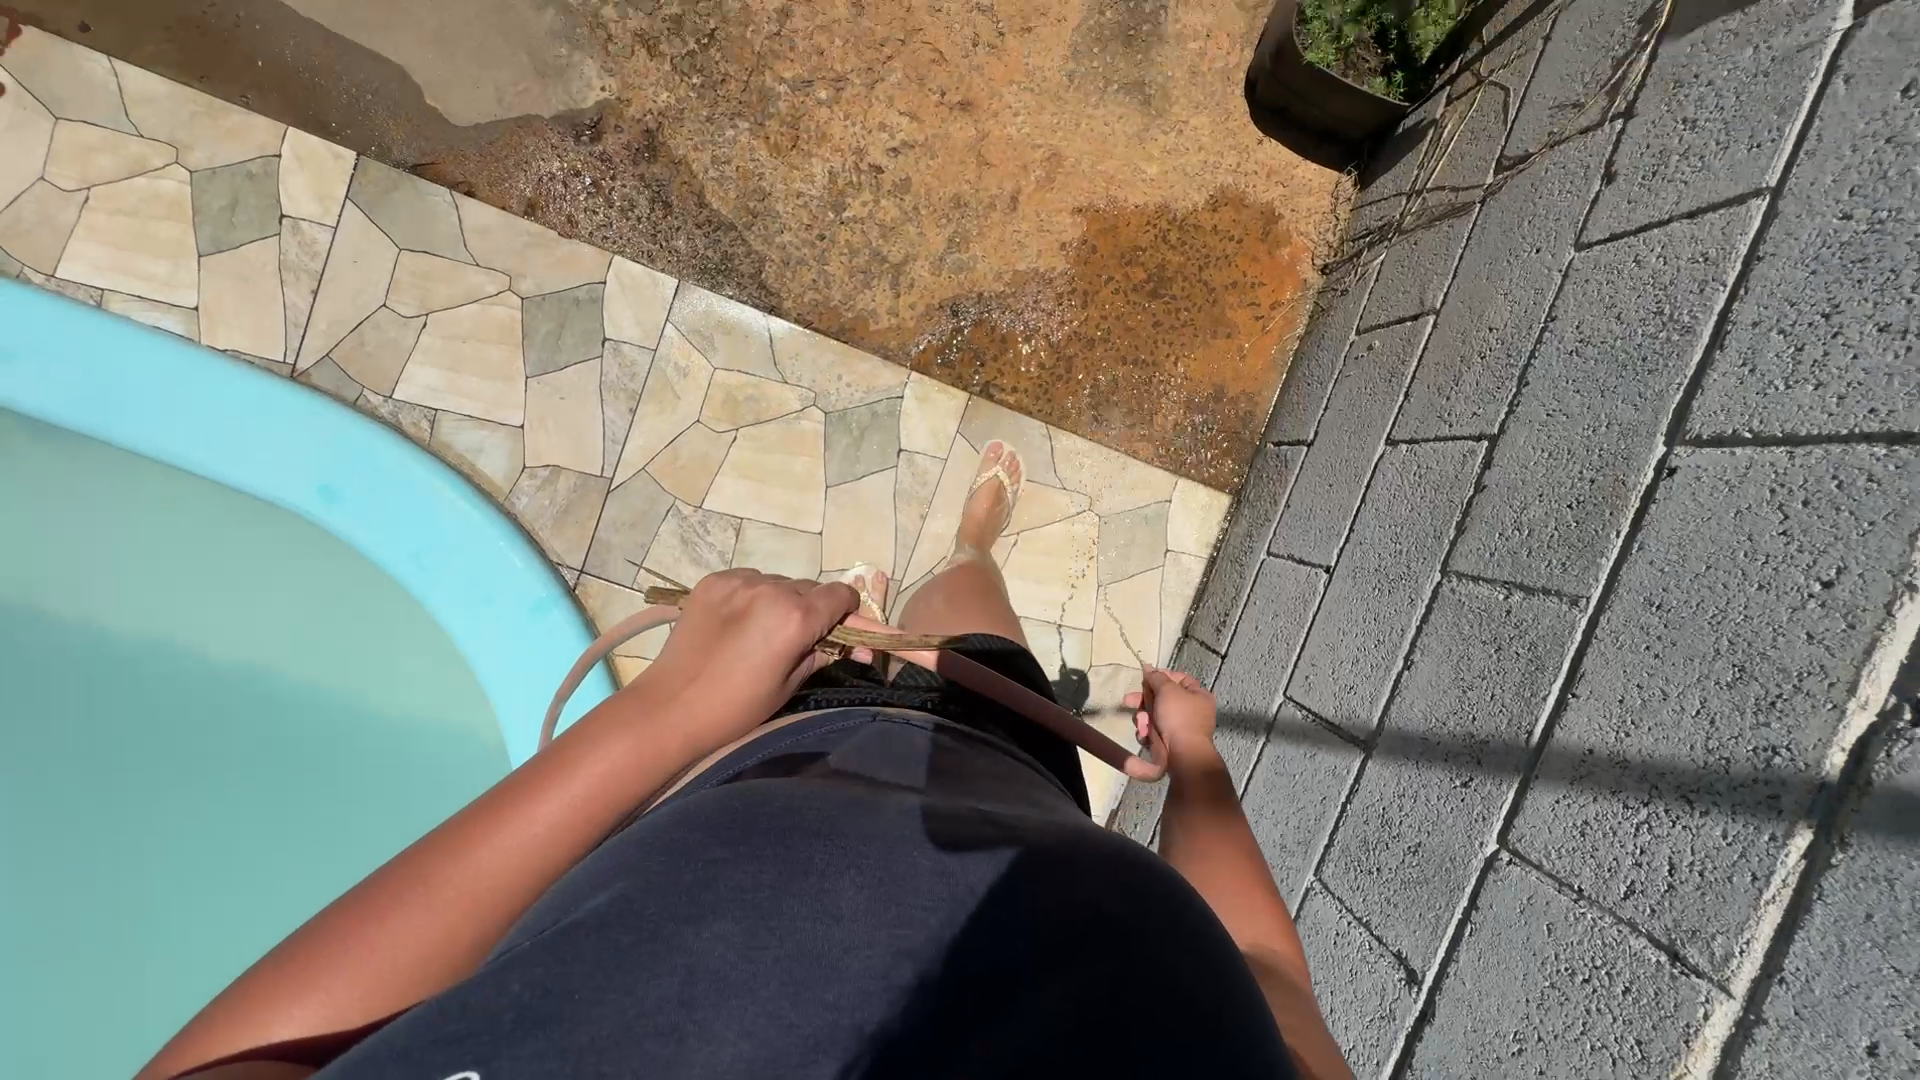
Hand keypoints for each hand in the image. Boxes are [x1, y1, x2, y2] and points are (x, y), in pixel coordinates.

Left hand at [636, 569, 858, 749]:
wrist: (670, 708)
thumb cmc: (736, 707)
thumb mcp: (789, 685)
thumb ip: (822, 654)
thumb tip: (856, 646)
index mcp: (796, 617)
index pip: (840, 595)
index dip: (846, 612)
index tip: (837, 630)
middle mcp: (771, 590)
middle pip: (810, 588)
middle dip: (813, 608)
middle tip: (797, 638)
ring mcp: (739, 582)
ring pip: (779, 582)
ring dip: (782, 600)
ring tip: (762, 630)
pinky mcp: (713, 581)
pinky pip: (749, 579)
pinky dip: (753, 595)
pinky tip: (739, 621)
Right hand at [1123, 667, 1219, 770]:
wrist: (1182, 753)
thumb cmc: (1178, 717)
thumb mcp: (1167, 690)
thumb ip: (1156, 677)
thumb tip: (1148, 667)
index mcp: (1197, 695)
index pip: (1178, 678)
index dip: (1161, 677)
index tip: (1146, 679)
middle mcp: (1191, 710)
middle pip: (1162, 697)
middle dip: (1144, 701)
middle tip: (1129, 701)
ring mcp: (1180, 726)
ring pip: (1154, 714)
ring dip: (1143, 718)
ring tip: (1142, 725)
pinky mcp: (1170, 741)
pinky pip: (1154, 730)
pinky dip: (1147, 732)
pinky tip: (1145, 735)